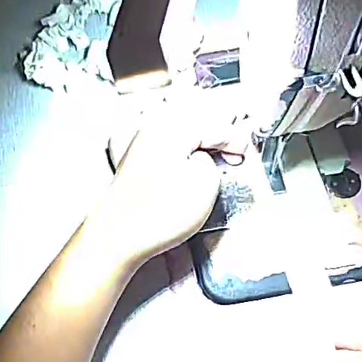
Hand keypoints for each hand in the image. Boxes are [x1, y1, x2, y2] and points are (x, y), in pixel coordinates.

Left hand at [80, 92, 242, 269]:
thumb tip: (205, 160)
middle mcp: (151, 131)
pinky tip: (188, 175)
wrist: (118, 235)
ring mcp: (138, 148)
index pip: (213, 125)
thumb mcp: (206, 182)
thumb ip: (213, 161)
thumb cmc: (156, 212)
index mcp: (171, 127)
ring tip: (212, 166)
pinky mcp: (132, 166)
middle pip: (193, 125)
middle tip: (232, 153)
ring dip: (197, 148)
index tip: (244, 150)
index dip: (234, 140)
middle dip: (214, 138)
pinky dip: (181, 159)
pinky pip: (165, 153)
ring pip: (178, 138)